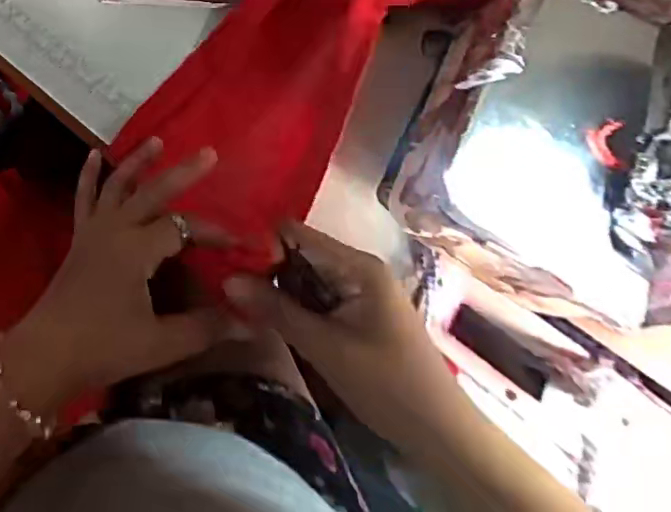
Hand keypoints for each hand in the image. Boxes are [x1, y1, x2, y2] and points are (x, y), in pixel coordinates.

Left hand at [1, 140, 235, 414]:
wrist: (47, 353)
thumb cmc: (104, 346)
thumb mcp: (160, 343)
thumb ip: (205, 328)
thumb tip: (251, 322)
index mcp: (136, 248)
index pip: (183, 229)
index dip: (213, 234)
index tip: (241, 244)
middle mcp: (115, 228)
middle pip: (153, 192)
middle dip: (183, 172)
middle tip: (208, 153)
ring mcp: (94, 229)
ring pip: (118, 185)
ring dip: (138, 162)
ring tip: (156, 140)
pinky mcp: (79, 237)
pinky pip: (84, 197)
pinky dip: (89, 175)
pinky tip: (95, 155)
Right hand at [224, 221, 448, 429]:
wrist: (443, 437)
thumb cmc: (388, 386)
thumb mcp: (325, 347)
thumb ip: (276, 310)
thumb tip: (227, 279)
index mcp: (358, 265)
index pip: (297, 233)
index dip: (262, 241)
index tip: (227, 256)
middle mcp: (359, 269)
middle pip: (300, 255)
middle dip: (266, 268)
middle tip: (226, 281)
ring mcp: (361, 292)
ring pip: (306, 279)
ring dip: (278, 289)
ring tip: (238, 296)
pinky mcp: (359, 314)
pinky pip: (319, 298)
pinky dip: (295, 307)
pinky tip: (270, 316)